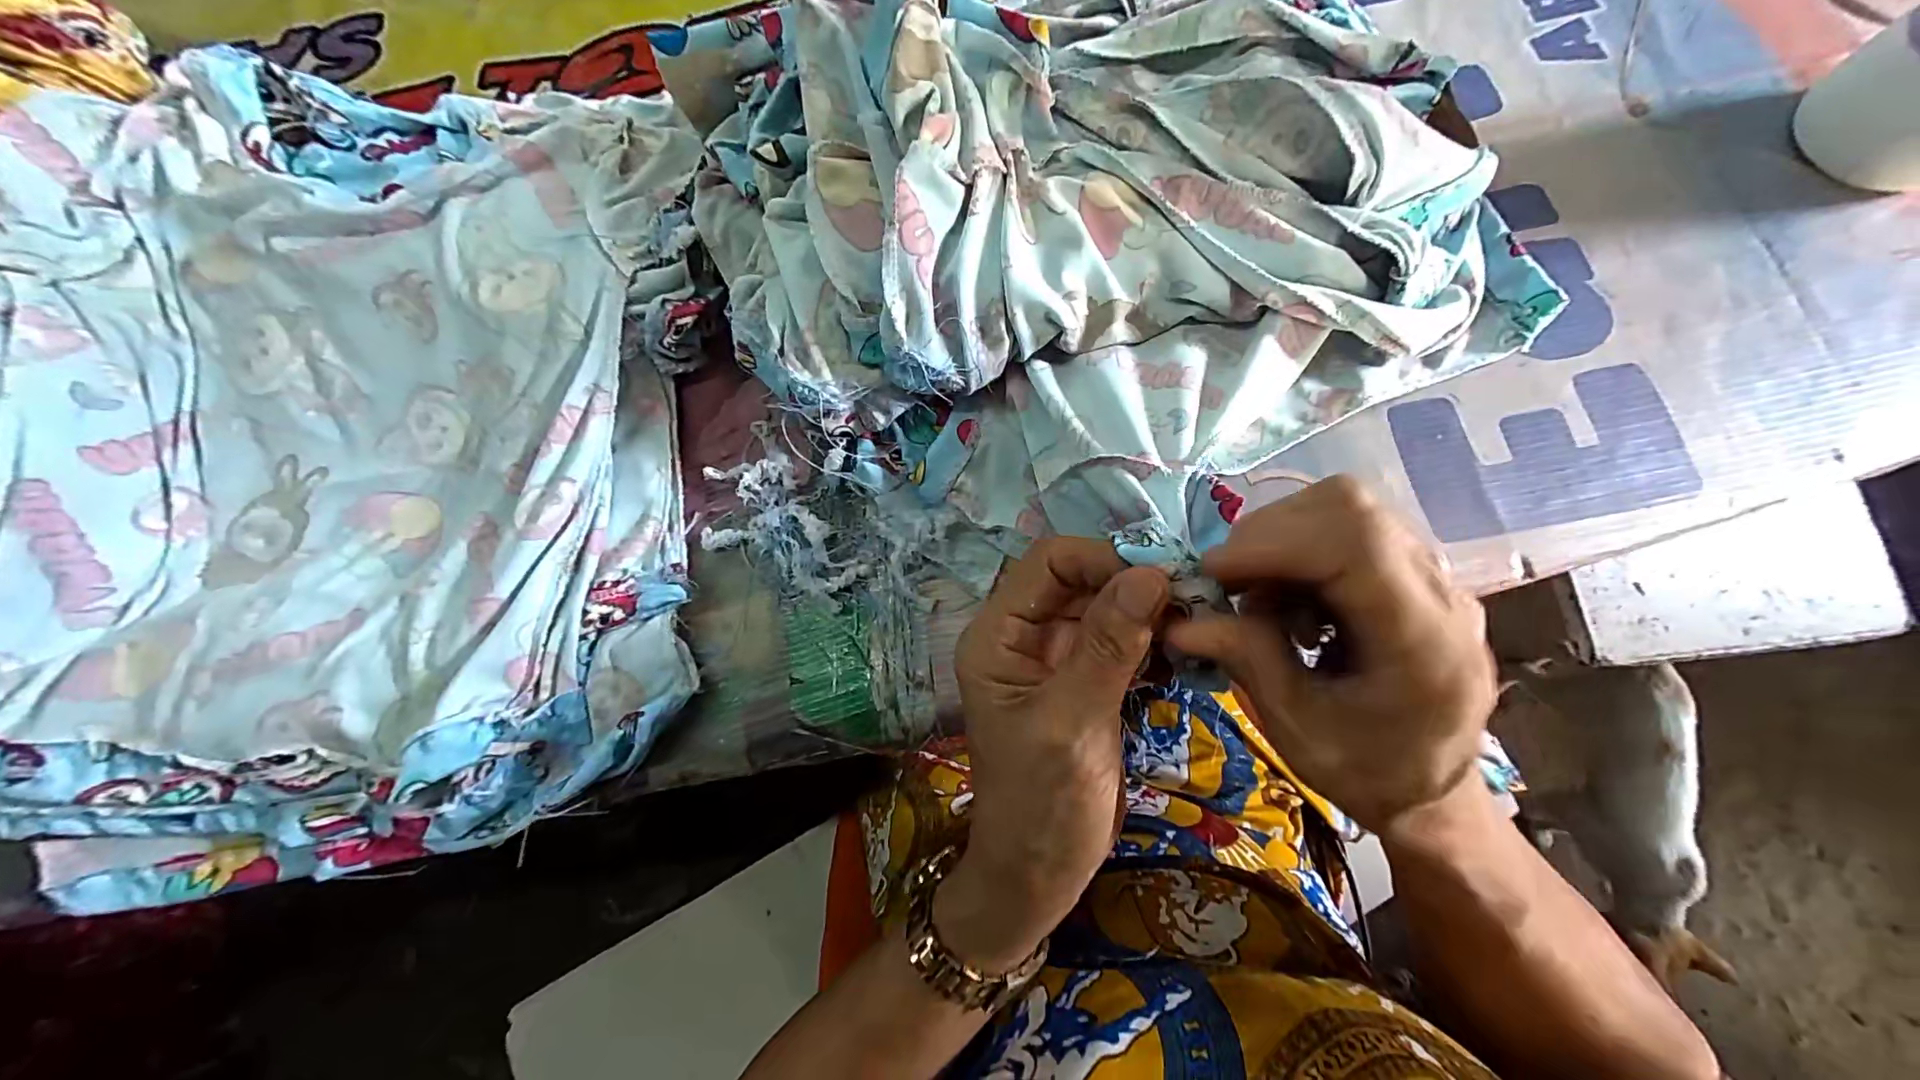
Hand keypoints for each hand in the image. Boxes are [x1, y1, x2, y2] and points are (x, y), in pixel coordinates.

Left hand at [942, 537, 1168, 971]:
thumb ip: (1108, 647)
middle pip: (1082, 580)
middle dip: (1134, 584)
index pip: (1048, 562)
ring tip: (1199, 626)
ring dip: (1152, 613)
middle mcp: (1025, 637)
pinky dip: (1155, 643)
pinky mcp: (1089, 682)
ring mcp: (1059, 659)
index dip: (1101, 559)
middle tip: (1196, 601)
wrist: (1039, 875)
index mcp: (999, 635)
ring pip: (1108, 608)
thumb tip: (1150, 573)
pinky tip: (1187, 655)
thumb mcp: (1072, 722)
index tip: (1160, 580)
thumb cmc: (1040, 804)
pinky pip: (1123, 643)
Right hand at [1165, 476, 1495, 834]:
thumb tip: (1180, 621)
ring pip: (1347, 508)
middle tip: (1226, 584)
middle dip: (1268, 535)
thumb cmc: (1368, 771)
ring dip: (1279, 539)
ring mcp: (1433, 577)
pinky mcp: (1412, 572)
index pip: (1354, 544)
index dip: (1272, 543)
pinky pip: (1347, 527)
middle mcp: (1441, 594)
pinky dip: (1295, 548)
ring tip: (1256, 596)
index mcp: (1424, 643)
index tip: (1212, 574)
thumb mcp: (1298, 730)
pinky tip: (1285, 599)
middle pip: (1351, 509)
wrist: (1431, 788)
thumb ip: (1248, 661)